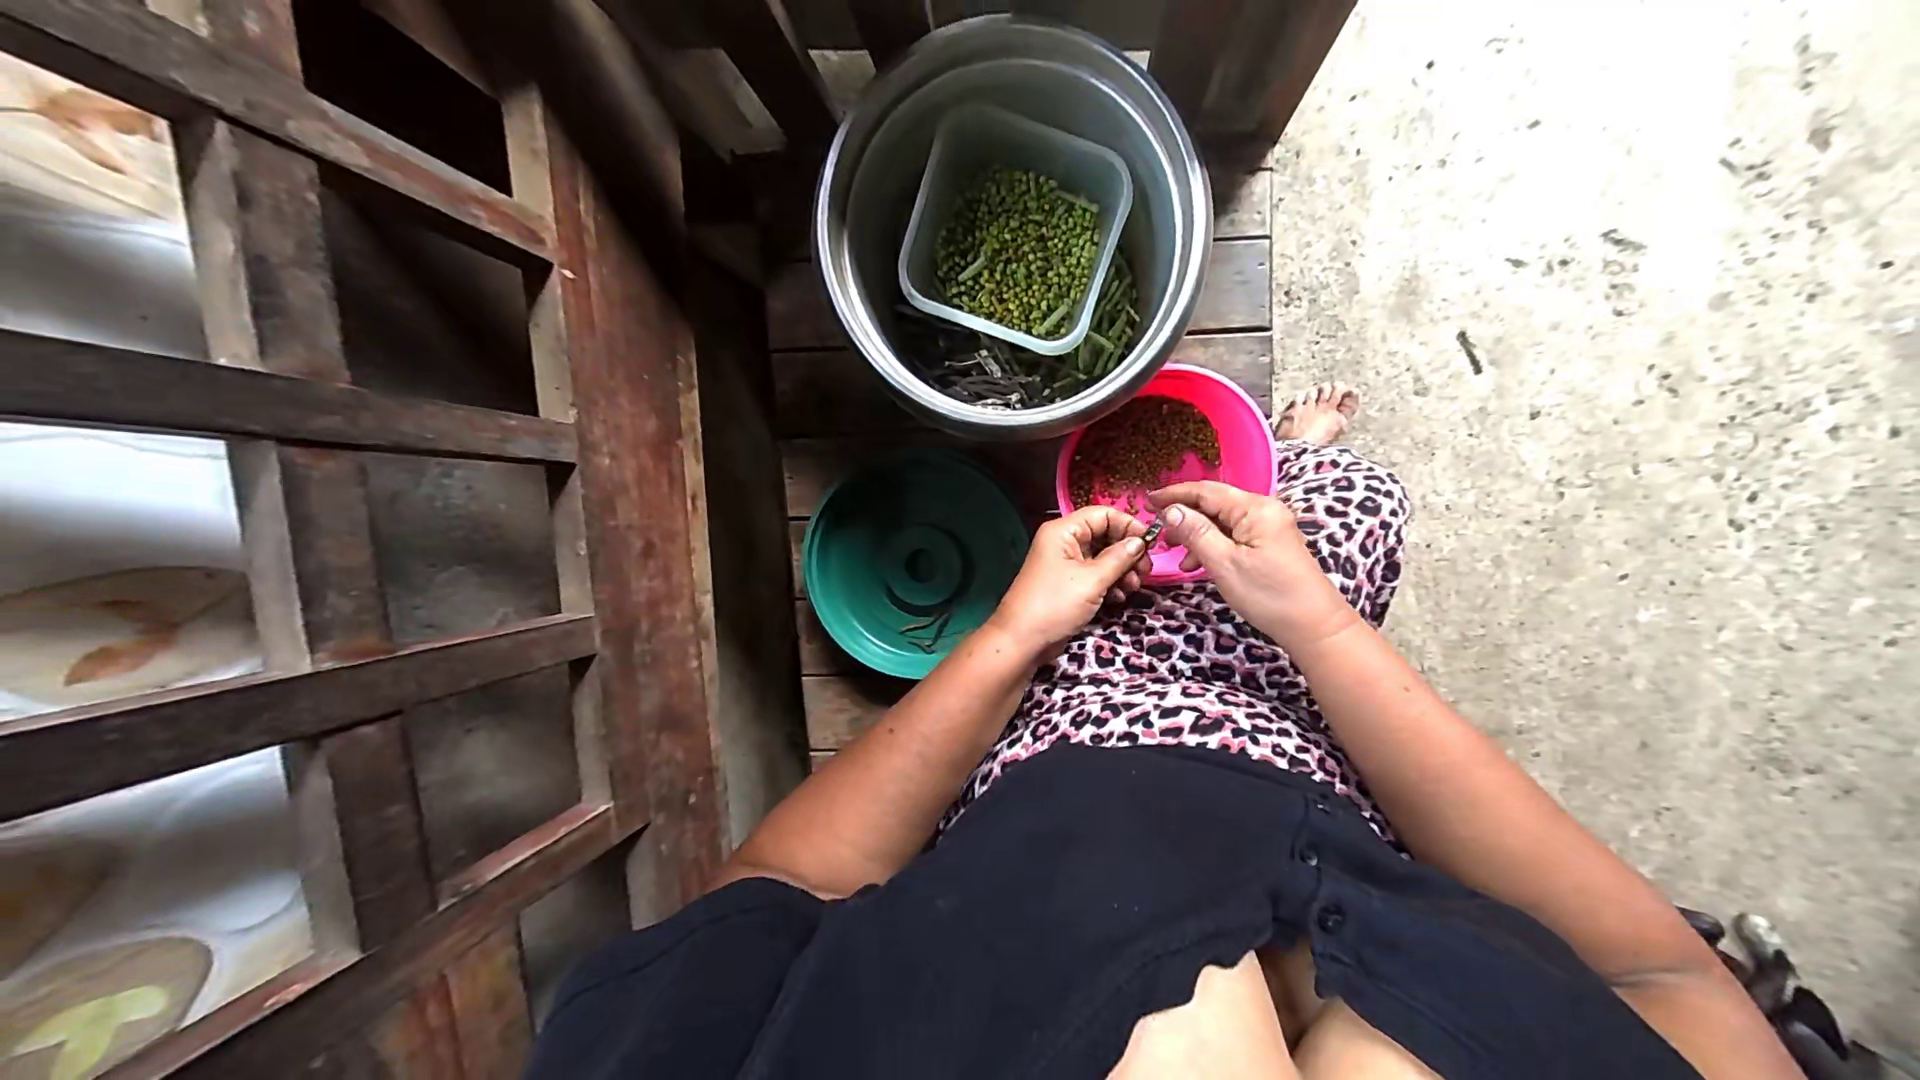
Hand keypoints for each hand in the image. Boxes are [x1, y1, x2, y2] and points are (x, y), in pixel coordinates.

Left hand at [986, 506, 1152, 659]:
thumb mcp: (1092, 580)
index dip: (1128, 526)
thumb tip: (1140, 542)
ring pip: (1103, 558)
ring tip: (1132, 588)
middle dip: (1127, 553)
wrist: (1022, 641)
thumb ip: (1119, 558)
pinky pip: (1095, 576)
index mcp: (1063, 531)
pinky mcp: (1069, 585)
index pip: (1103, 514)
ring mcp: (1065, 564)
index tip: (1150, 544)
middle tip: (1145, 572)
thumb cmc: (1054, 604)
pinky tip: (1119, 598)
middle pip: (1105, 536)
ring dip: (1122, 571)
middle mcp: (1064, 543)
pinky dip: (1110, 584)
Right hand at [1148, 481, 1358, 649]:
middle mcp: (1264, 509)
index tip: (1148, 501)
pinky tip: (1196, 562)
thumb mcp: (1224, 564)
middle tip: (1157, 530)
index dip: (1174, 494)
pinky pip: (1232, 533)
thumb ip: (1195, 533)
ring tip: (1174, 551)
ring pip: (1221, 520)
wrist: (1314, 627)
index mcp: (1255, 509)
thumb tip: (1171, 510)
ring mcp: (1269, 526)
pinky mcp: (1270, 542)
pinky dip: (1211, 543)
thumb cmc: (1269, 596)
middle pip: (1213, 503)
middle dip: (1183, 514)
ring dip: (1195, 532)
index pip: (1206, 491)